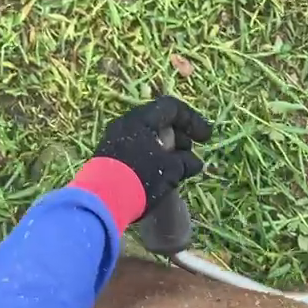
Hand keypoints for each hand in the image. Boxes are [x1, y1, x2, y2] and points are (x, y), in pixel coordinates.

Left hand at [91, 96, 212, 217]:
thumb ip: (186, 162)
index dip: (193, 121)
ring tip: (175, 167)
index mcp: (142, 119)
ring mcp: (114, 138)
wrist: (102, 200)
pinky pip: (136, 146)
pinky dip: (151, 154)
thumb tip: (196, 162)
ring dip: (165, 147)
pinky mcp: (108, 154)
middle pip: (159, 120)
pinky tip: (158, 173)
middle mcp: (126, 123)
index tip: (205, 139)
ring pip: (147, 135)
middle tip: (189, 153)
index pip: (172, 108)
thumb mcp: (171, 170)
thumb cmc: (141, 178)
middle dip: (179, 136)